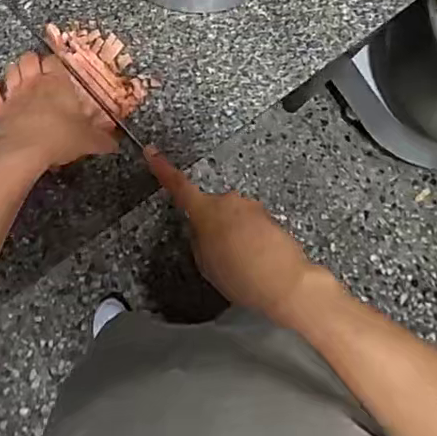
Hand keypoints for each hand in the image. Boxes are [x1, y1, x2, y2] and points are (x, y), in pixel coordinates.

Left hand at [0, 51, 116, 172]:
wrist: (23, 154)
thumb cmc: (59, 139)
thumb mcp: (88, 141)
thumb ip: (103, 140)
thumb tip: (116, 144)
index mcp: (57, 83)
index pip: (54, 60)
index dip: (57, 62)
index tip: (62, 69)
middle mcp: (33, 83)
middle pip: (29, 58)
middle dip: (34, 61)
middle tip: (41, 72)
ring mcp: (13, 95)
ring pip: (11, 70)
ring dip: (16, 70)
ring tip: (22, 76)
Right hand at [145, 147, 327, 324]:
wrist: (285, 283)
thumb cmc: (241, 276)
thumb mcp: (206, 263)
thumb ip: (199, 239)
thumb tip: (203, 231)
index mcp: (206, 210)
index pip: (178, 185)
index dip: (162, 168)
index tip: (151, 152)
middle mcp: (229, 201)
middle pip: (211, 208)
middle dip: (211, 226)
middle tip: (217, 256)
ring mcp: (251, 207)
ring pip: (233, 217)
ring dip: (233, 234)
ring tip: (240, 264)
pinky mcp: (269, 216)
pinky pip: (251, 225)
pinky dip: (250, 240)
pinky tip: (255, 262)